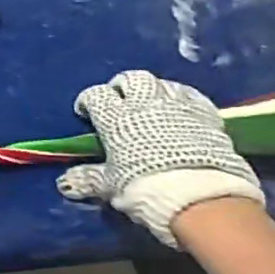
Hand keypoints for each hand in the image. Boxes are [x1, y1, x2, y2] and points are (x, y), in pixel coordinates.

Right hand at [55, 69, 262, 247]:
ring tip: (151, 104)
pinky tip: (181, 111)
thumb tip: (66, 183)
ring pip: (164, 83)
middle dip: (123, 86)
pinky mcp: (208, 116)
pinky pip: (193, 97)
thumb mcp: (108, 185)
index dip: (88, 101)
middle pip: (133, 79)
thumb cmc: (143, 186)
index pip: (96, 95)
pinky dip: (183, 100)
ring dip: (154, 90)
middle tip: (120, 100)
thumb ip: (88, 179)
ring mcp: (179, 108)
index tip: (86, 113)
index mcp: (115, 119)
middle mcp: (145, 105)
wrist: (199, 194)